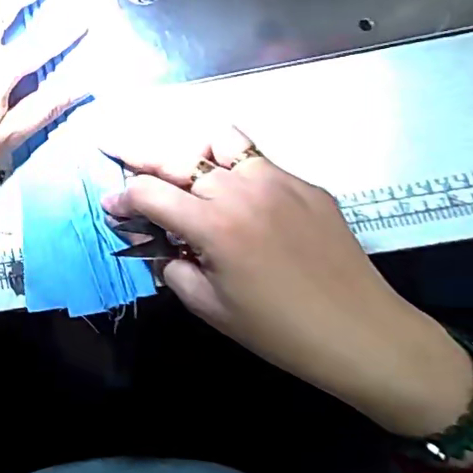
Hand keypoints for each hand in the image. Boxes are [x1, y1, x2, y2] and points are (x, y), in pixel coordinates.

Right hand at [100, 125, 472, 438]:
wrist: (361, 331)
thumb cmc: (278, 331)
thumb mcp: (209, 306)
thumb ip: (171, 266)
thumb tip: (154, 240)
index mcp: (213, 225)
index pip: (149, 193)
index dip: (122, 198)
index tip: (111, 206)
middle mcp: (241, 189)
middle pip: (176, 157)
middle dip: (138, 154)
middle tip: (114, 148)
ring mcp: (277, 179)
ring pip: (219, 142)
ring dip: (192, 151)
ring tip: (183, 167)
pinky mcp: (304, 182)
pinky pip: (258, 160)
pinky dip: (234, 166)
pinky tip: (235, 191)